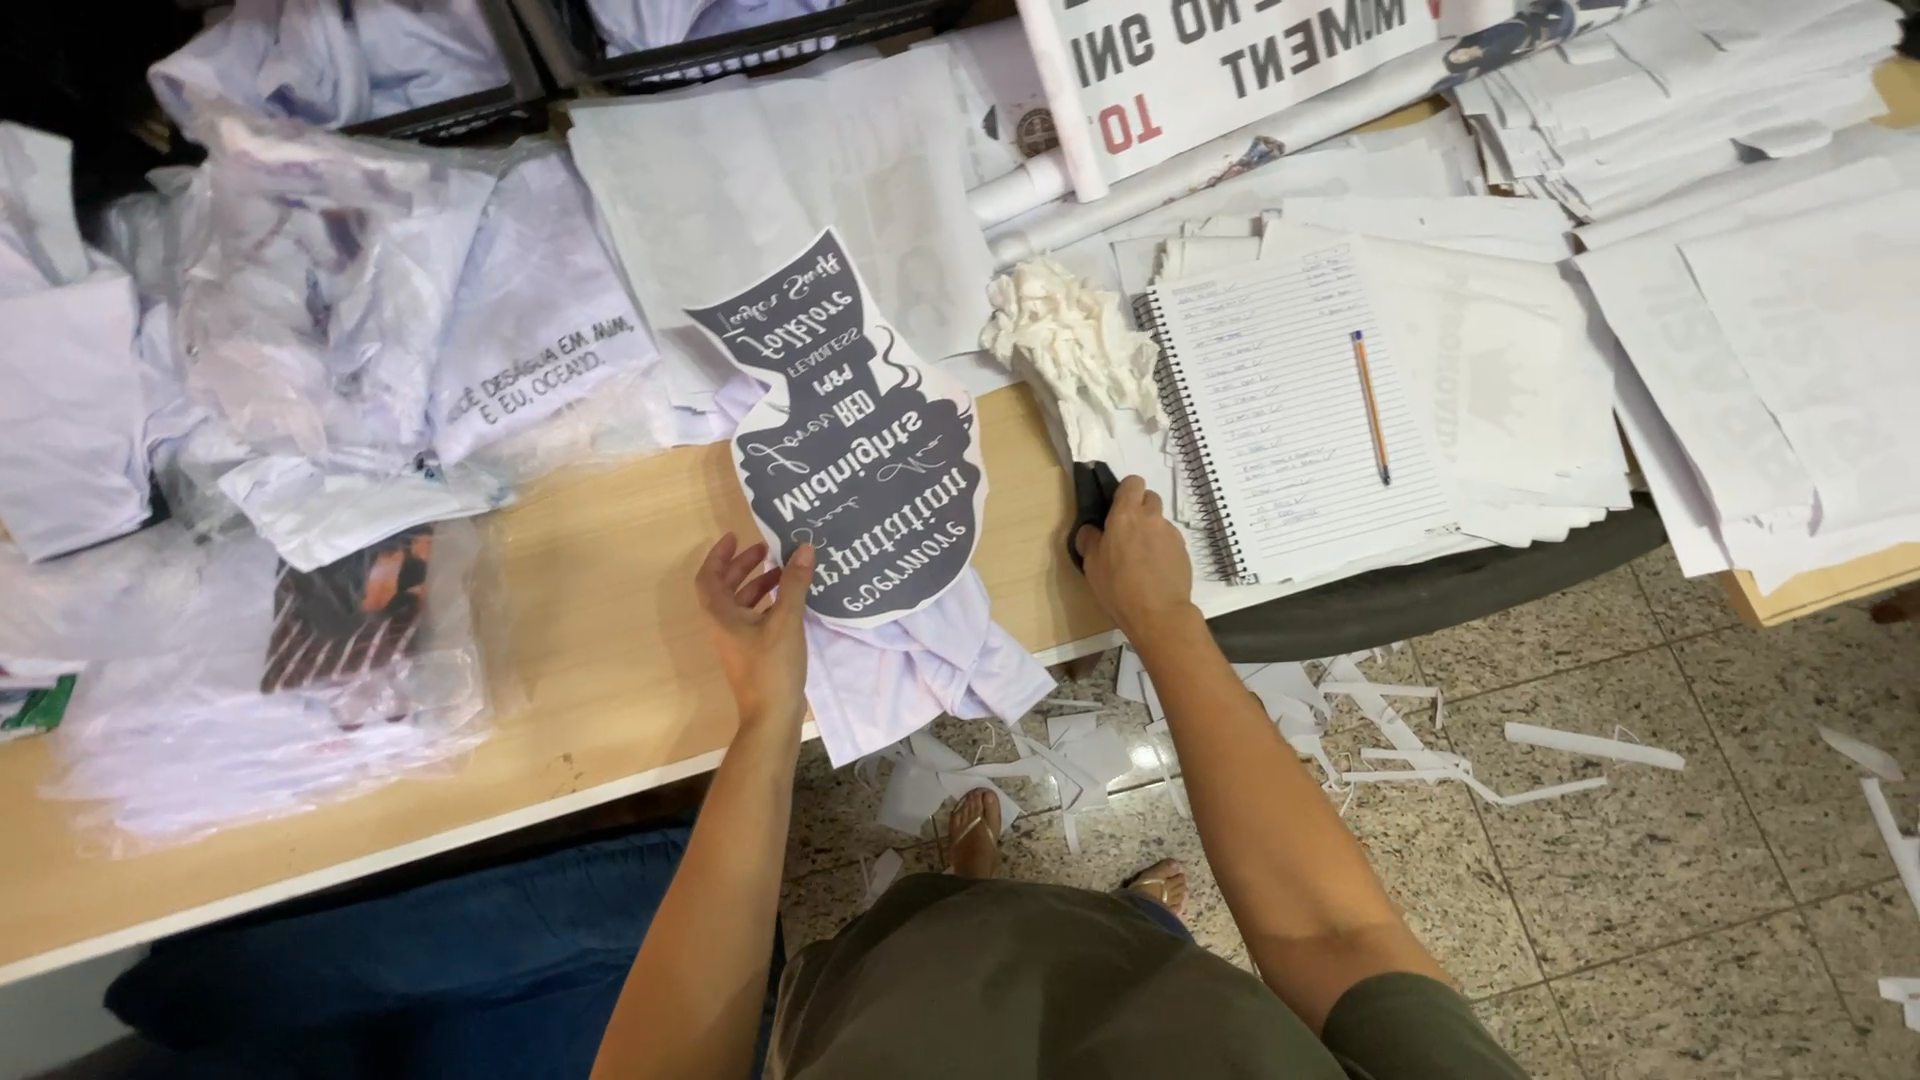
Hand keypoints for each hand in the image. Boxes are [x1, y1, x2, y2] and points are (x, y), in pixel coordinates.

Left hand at [693, 533, 814, 734]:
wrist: (771, 715)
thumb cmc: (772, 666)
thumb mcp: (786, 620)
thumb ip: (794, 583)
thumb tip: (804, 548)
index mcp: (721, 615)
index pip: (708, 576)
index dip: (719, 554)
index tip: (737, 537)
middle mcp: (723, 625)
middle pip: (725, 587)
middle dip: (744, 565)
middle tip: (767, 549)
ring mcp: (737, 641)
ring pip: (742, 603)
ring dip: (759, 584)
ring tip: (784, 571)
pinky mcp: (752, 652)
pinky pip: (755, 617)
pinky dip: (768, 603)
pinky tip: (791, 600)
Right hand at [1073, 475, 1196, 641]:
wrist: (1158, 613)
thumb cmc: (1118, 587)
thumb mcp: (1092, 565)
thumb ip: (1089, 540)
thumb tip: (1091, 530)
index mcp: (1126, 515)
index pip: (1133, 482)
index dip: (1125, 491)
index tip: (1117, 507)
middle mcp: (1152, 518)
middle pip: (1150, 497)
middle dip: (1139, 508)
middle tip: (1127, 531)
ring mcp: (1171, 534)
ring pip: (1160, 521)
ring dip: (1151, 530)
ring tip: (1141, 557)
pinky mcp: (1184, 551)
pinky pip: (1170, 540)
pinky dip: (1162, 548)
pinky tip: (1154, 570)